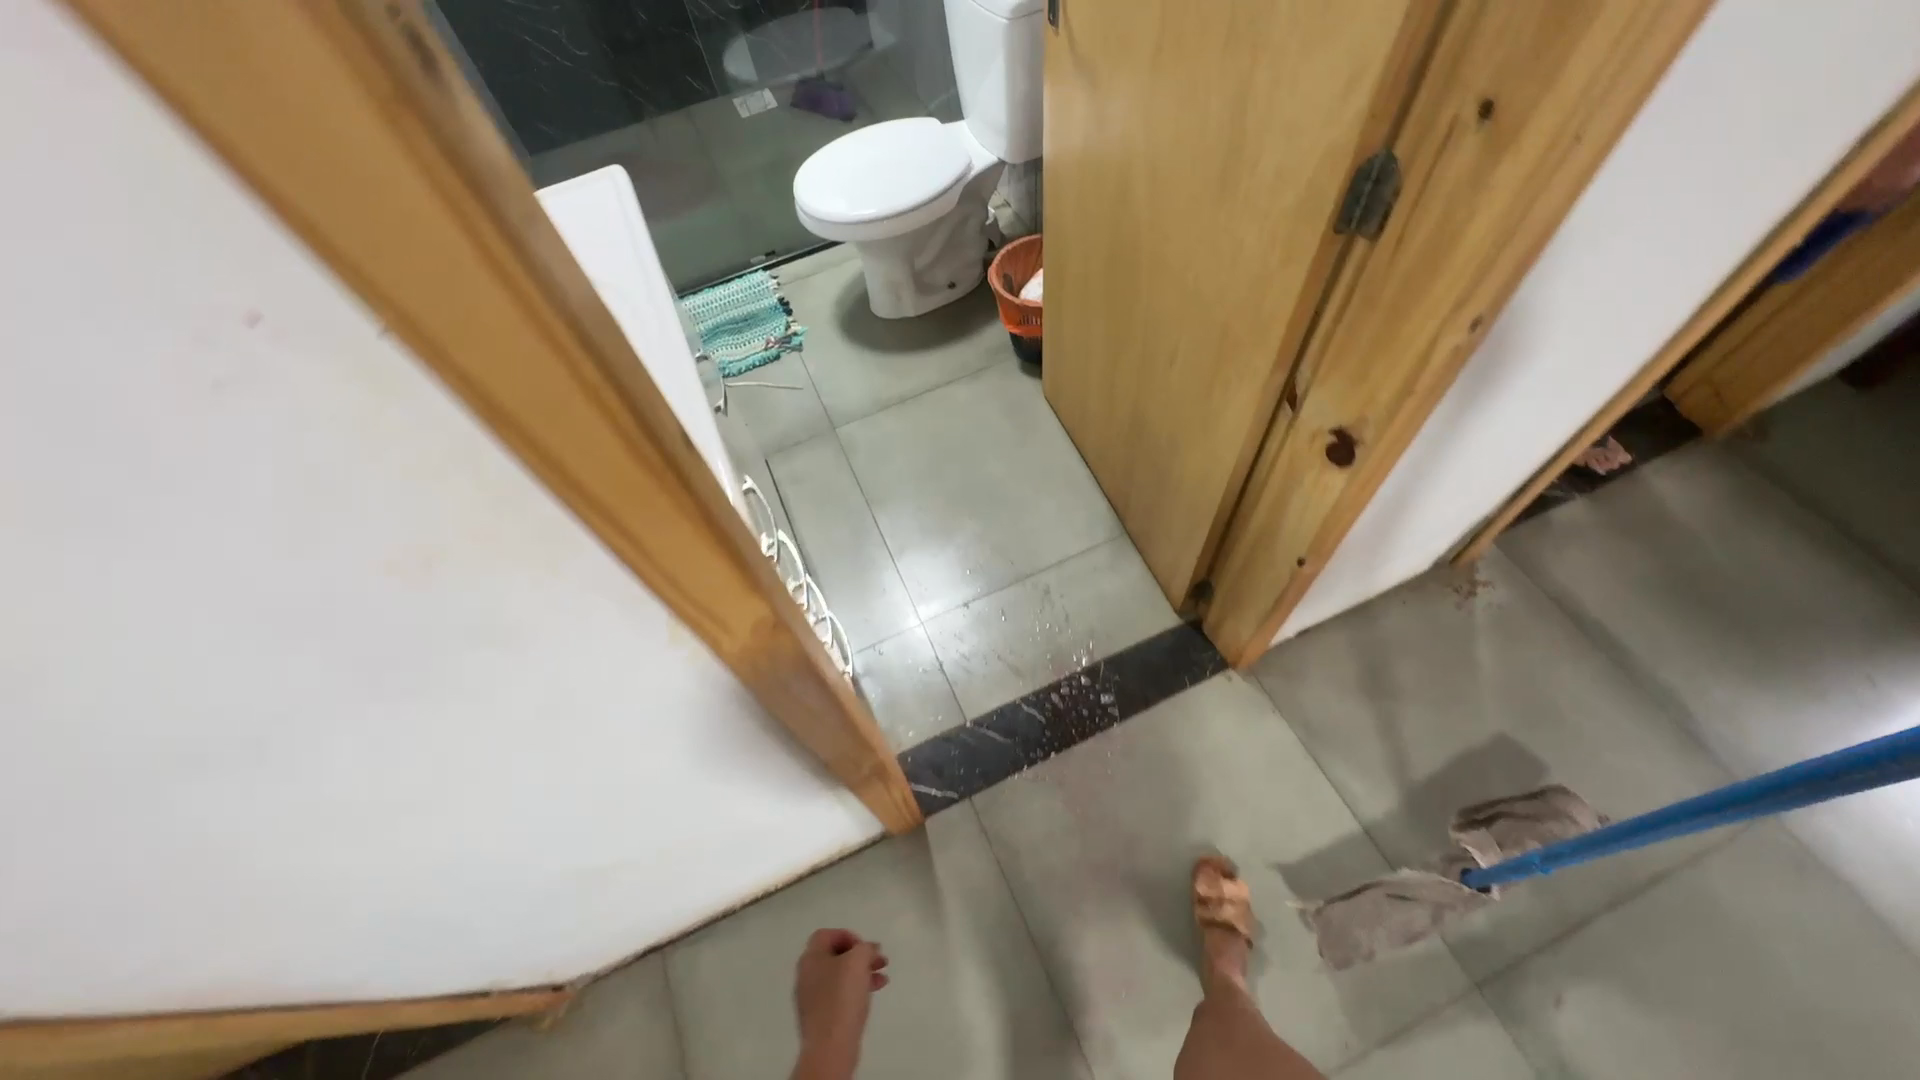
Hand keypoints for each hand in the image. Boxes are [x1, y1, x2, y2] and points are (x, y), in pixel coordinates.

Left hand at [792, 928, 888, 1079]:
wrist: (830, 1046)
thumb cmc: (842, 996)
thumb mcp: (858, 961)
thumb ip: (865, 948)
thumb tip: (869, 948)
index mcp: (811, 958)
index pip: (827, 935)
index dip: (848, 936)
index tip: (866, 947)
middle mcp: (807, 974)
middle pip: (835, 955)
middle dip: (860, 956)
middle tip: (880, 961)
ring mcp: (812, 997)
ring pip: (840, 976)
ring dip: (862, 973)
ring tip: (883, 978)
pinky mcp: (820, 1016)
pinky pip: (839, 995)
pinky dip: (856, 990)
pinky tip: (873, 994)